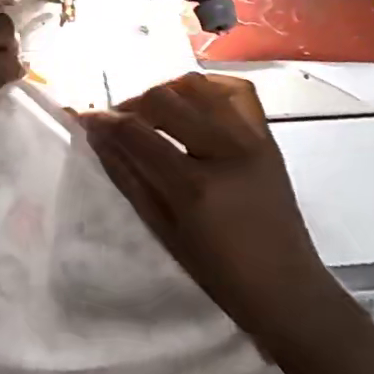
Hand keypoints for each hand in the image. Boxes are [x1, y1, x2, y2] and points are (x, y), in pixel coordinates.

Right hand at [79, 74, 329, 337]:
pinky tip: (191, 103)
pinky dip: (207, 88)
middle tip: (119, 122)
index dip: (105, 121)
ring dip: (166, 92)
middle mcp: (226, 150)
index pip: (138, 134)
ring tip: (154, 113)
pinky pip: (236, 91)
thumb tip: (98, 137)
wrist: (287, 287)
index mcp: (196, 186)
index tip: (86, 117)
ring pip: (198, 86)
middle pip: (165, 99)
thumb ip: (128, 177)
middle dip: (132, 104)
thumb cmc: (219, 272)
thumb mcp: (163, 230)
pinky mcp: (268, 136)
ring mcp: (252, 138)